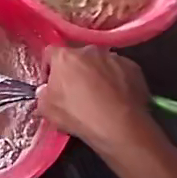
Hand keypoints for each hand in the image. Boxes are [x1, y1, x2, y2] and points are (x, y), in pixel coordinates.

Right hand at [37, 46, 160, 156]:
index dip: (48, 68)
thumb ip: (42, 94)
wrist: (120, 126)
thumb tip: (46, 90)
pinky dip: (116, 80)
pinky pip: (119, 70)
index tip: (51, 84)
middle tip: (75, 92)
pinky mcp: (133, 67)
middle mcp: (90, 51)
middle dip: (75, 71)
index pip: (50, 54)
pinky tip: (115, 97)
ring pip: (99, 63)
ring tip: (99, 96)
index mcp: (65, 57)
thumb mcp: (47, 110)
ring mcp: (114, 57)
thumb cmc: (78, 115)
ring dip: (96, 74)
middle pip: (77, 57)